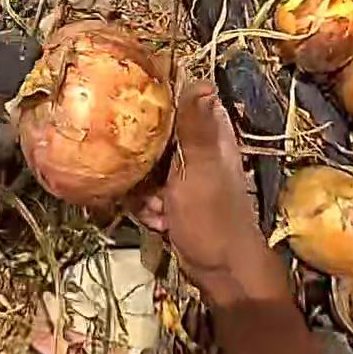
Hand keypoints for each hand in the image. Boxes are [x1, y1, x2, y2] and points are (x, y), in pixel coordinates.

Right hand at [141, 80, 331, 353]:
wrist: (223, 274)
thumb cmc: (214, 217)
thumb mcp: (201, 168)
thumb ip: (197, 127)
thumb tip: (201, 79)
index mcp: (209, 127)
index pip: (177, 93)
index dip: (153, 93)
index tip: (129, 103)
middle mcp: (196, 141)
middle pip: (152, 126)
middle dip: (139, 150)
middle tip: (140, 171)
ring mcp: (182, 168)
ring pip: (143, 157)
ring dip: (141, 182)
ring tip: (155, 204)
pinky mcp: (171, 192)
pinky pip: (143, 184)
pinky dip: (144, 201)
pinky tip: (155, 218)